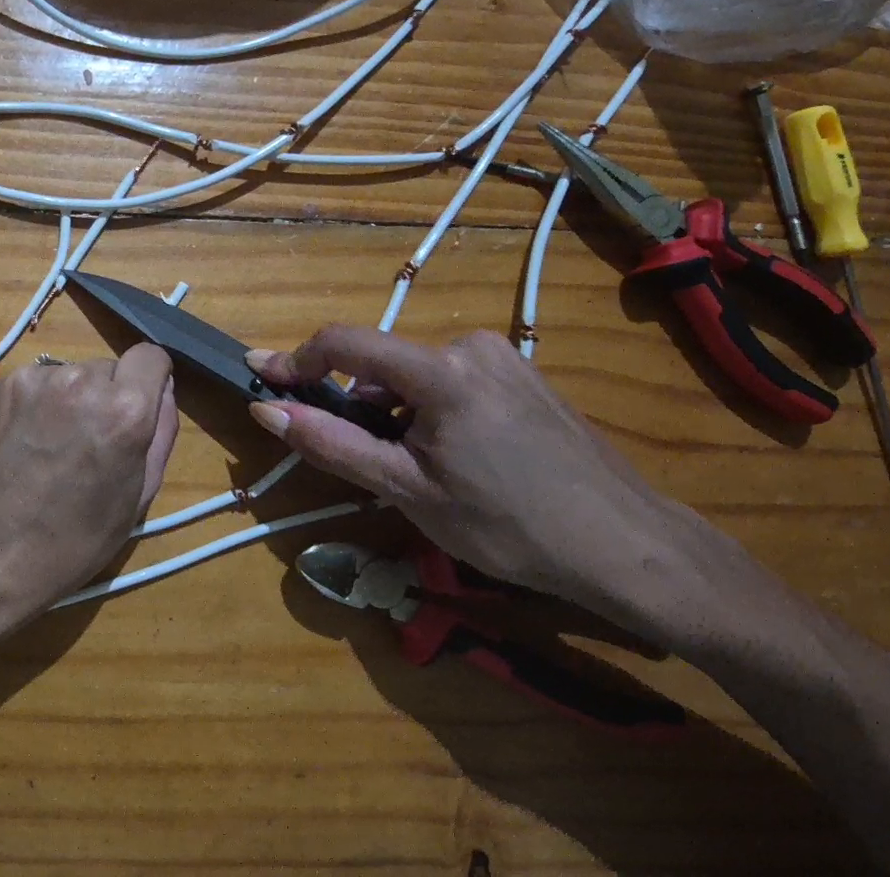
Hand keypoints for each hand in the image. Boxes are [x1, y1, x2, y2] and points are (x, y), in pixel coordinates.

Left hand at [0, 343, 177, 625]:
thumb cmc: (76, 539)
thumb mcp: (139, 496)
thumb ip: (161, 433)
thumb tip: (164, 390)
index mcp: (124, 409)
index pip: (151, 357)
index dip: (148, 383)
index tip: (136, 410)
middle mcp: (78, 380)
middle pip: (105, 369)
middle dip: (103, 398)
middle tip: (85, 446)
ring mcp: (28, 381)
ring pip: (64, 376)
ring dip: (64, 401)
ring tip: (47, 449)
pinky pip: (27, 387)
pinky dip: (29, 407)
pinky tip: (19, 446)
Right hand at [244, 326, 733, 625]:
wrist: (626, 547)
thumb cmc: (507, 525)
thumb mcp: (407, 490)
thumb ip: (331, 444)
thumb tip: (266, 409)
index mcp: (441, 371)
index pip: (345, 343)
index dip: (297, 361)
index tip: (263, 383)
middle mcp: (471, 347)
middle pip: (382, 366)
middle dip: (356, 406)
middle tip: (363, 465)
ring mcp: (505, 360)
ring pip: (416, 378)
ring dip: (394, 415)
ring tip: (417, 476)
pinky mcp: (525, 379)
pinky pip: (452, 384)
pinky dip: (429, 414)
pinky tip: (455, 463)